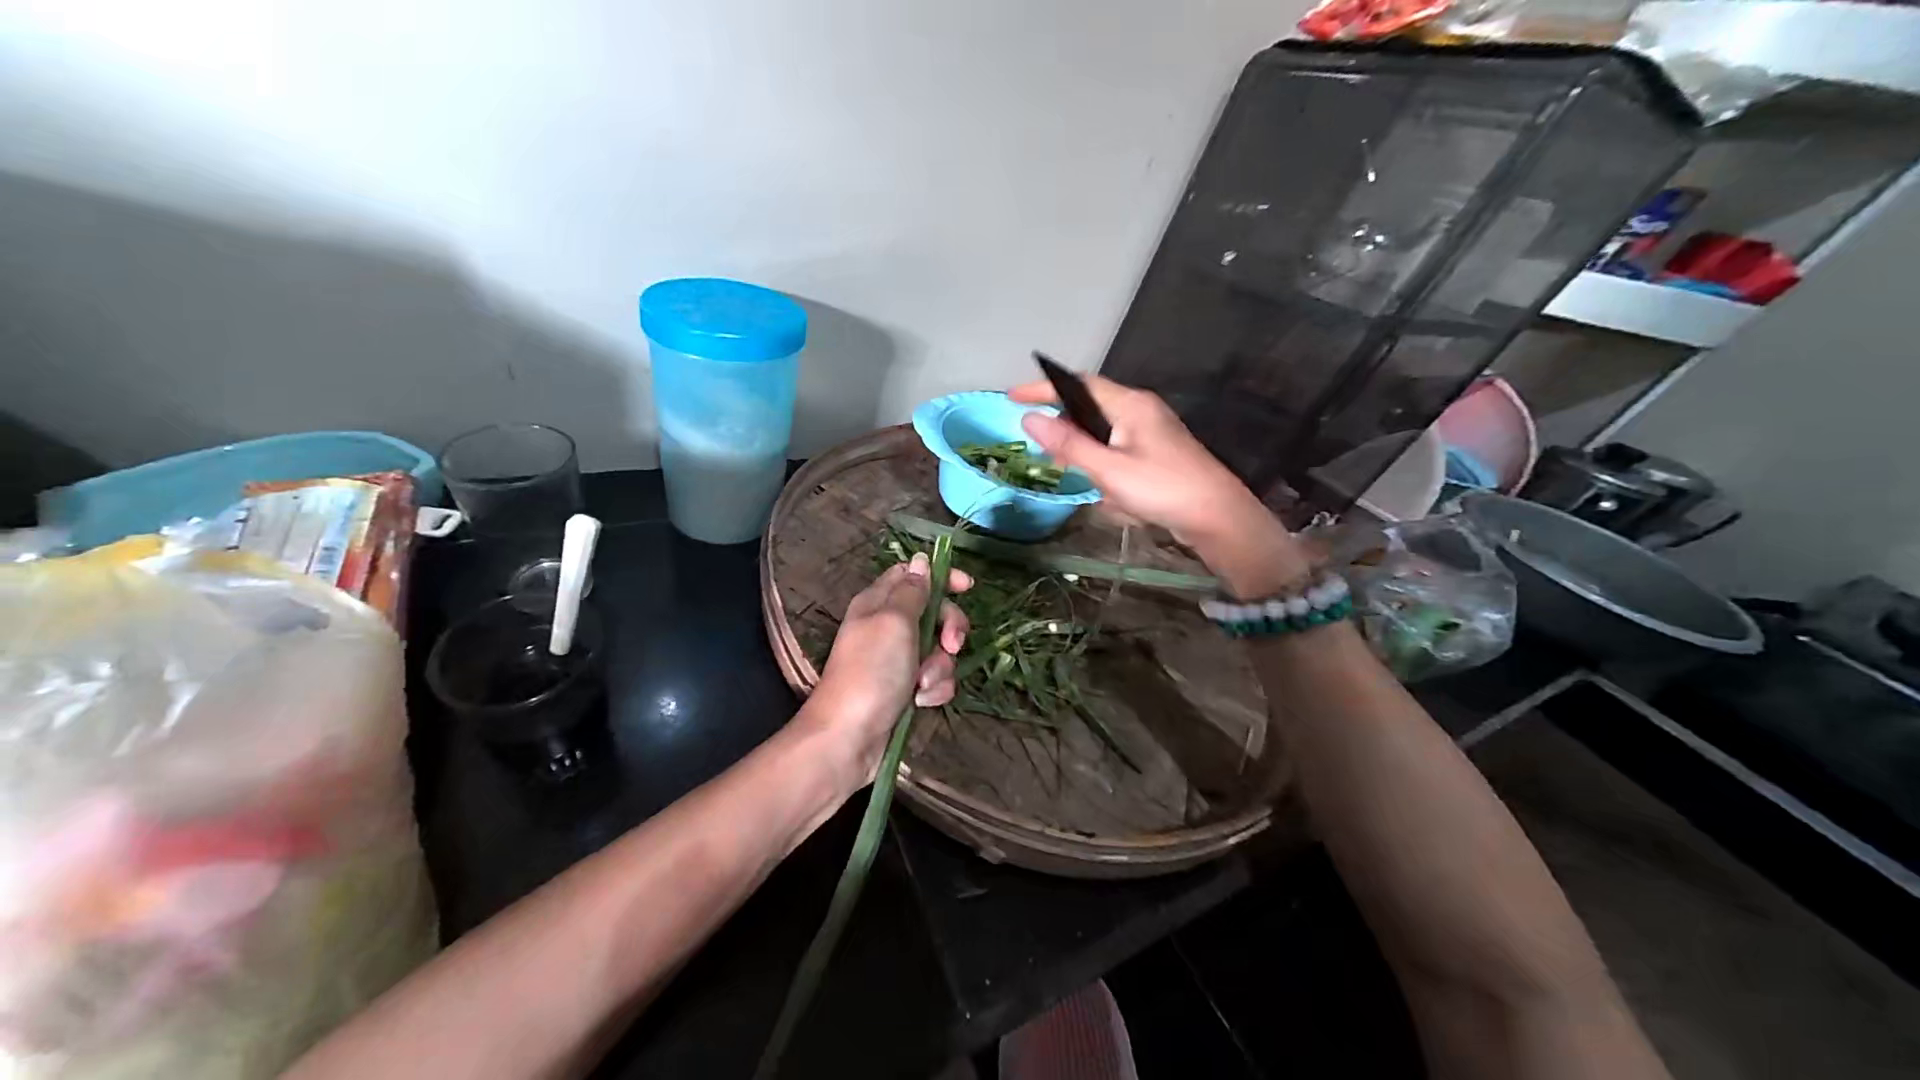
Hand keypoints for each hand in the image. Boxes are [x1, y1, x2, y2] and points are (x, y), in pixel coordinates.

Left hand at [808, 552, 970, 782]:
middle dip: (949, 629)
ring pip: (939, 650)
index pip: (914, 575)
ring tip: (922, 684)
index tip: (966, 587)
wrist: (849, 737)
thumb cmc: (871, 672)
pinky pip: (935, 679)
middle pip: (934, 612)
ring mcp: (898, 659)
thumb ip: (912, 591)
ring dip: (940, 667)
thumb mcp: (894, 622)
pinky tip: (921, 701)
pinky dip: (934, 689)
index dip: (941, 577)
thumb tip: (921, 562)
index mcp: (879, 602)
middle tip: (949, 645)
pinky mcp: (906, 688)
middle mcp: (888, 627)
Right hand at [1009, 374, 1310, 597]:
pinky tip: (1110, 496)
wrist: (1217, 517)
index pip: (1078, 384)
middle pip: (1089, 409)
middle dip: (1066, 431)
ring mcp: (1150, 433)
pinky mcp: (1156, 454)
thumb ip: (1068, 444)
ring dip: (1086, 457)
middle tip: (1043, 451)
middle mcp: (1140, 411)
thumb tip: (1030, 419)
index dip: (1043, 388)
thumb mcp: (1108, 469)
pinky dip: (1106, 470)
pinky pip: (1117, 454)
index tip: (1012, 397)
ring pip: (1102, 435)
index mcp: (1130, 404)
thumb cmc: (1162, 488)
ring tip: (1078, 479)